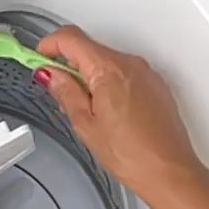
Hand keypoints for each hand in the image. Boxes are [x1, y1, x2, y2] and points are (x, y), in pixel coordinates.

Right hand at [37, 26, 208, 202]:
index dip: (49, 44)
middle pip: (90, 48)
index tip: (38, 56)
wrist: (170, 170)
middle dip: (69, 63)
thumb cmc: (133, 154)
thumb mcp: (86, 124)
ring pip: (109, 60)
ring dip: (91, 75)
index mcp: (109, 69)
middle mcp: (130, 63)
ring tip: (87, 108)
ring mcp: (146, 72)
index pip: (71, 38)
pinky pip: (126, 72)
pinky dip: (111, 82)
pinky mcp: (156, 84)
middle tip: (56, 87)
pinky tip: (108, 110)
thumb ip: (66, 92)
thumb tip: (50, 74)